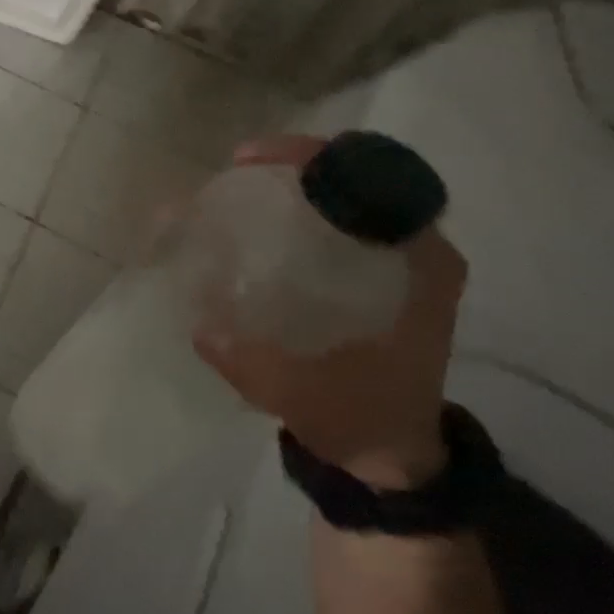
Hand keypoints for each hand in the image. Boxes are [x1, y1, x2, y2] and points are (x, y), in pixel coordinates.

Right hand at [192, 134, 461, 491]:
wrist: (395, 455)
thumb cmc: (360, 417)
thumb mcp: (296, 390)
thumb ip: (243, 356)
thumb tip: (195, 315)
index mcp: (418, 266)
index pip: (374, 179)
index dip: (311, 158)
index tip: (251, 163)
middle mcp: (418, 252)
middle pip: (358, 176)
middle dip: (292, 166)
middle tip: (234, 174)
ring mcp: (403, 262)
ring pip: (349, 194)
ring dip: (295, 185)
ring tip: (238, 191)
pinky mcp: (384, 276)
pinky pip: (342, 220)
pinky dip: (300, 211)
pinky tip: (257, 222)